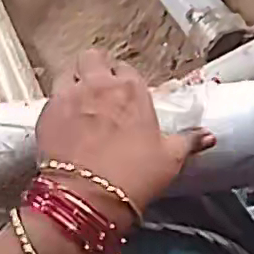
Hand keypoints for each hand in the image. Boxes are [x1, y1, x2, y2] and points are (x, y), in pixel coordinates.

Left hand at [35, 50, 214, 221]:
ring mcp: (68, 96)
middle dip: (95, 68)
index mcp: (131, 90)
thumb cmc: (134, 175)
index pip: (126, 68)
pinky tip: (64, 123)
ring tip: (78, 101)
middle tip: (99, 88)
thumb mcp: (170, 159)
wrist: (88, 197)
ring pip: (67, 72)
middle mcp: (98, 85)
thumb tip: (208, 136)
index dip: (124, 79)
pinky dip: (57, 106)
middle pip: (92, 57)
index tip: (125, 94)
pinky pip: (50, 99)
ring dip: (73, 81)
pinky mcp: (45, 114)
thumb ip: (189, 141)